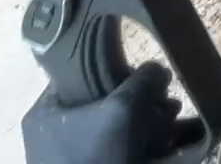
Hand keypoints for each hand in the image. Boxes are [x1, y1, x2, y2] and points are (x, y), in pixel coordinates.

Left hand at [22, 62, 179, 163]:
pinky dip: (154, 138)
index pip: (83, 70)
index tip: (139, 77)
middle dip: (146, 98)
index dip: (116, 67)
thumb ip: (146, 77)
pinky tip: (173, 140)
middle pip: (112, 94)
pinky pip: (131, 142)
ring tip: (169, 125)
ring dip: (155, 118)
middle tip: (161, 105)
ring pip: (126, 118)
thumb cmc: (97, 158)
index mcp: (47, 111)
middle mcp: (60, 128)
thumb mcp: (125, 106)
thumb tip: (156, 73)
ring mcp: (81, 151)